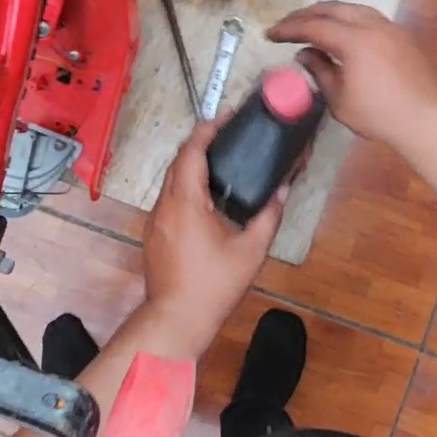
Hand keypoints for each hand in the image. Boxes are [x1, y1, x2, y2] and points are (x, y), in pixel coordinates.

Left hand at [139, 119, 284, 355]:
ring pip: (171, 181)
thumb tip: (283, 190)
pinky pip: (168, 199)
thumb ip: (268, 216)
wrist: (176, 319)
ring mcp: (155, 220)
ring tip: (221, 161)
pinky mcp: (153, 234)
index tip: (226, 117)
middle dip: (200, 143)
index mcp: (185, 203)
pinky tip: (206, 197)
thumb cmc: (214, 286)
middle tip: (228, 135)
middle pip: (178, 162)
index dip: (207, 130)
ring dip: (191, 166)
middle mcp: (164, 205)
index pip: (191, 152)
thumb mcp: (250, 252)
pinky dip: (185, 187)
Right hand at [267, 2, 436, 147]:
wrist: (424, 118)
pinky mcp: (400, 36)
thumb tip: (304, 54)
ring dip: (328, 14)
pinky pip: (368, 18)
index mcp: (354, 40)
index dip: (289, 29)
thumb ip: (320, 71)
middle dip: (306, 15)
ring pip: (353, 9)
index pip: (314, 26)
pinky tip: (341, 33)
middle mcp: (372, 25)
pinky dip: (348, 20)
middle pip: (332, 9)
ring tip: (311, 24)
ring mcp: (389, 28)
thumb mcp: (339, 99)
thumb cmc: (377, 115)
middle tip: (286, 25)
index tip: (270, 34)